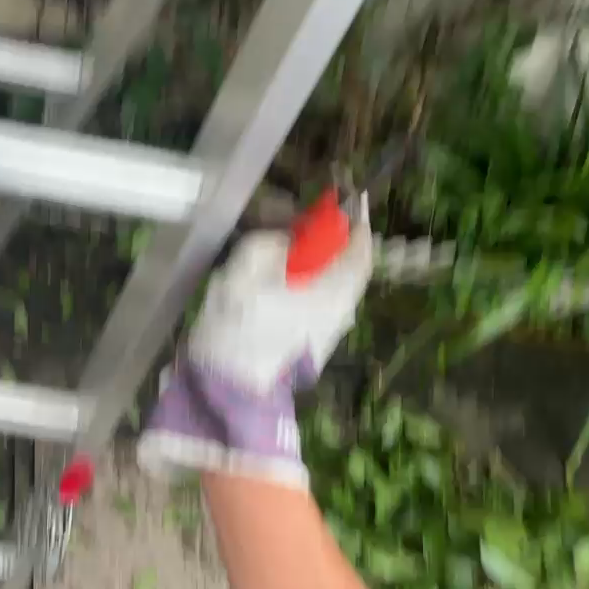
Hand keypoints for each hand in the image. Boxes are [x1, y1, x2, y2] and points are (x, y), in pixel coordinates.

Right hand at [139, 198, 371, 487]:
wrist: (229, 391)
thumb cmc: (237, 331)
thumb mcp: (241, 276)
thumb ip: (265, 247)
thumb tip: (284, 243)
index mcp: (333, 292)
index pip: (359, 250)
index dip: (355, 221)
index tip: (350, 198)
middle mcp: (339, 312)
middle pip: (344, 268)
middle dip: (329, 243)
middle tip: (306, 225)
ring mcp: (325, 334)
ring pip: (329, 288)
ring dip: (315, 266)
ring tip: (286, 253)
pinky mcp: (308, 348)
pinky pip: (315, 305)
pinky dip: (304, 287)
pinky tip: (276, 286)